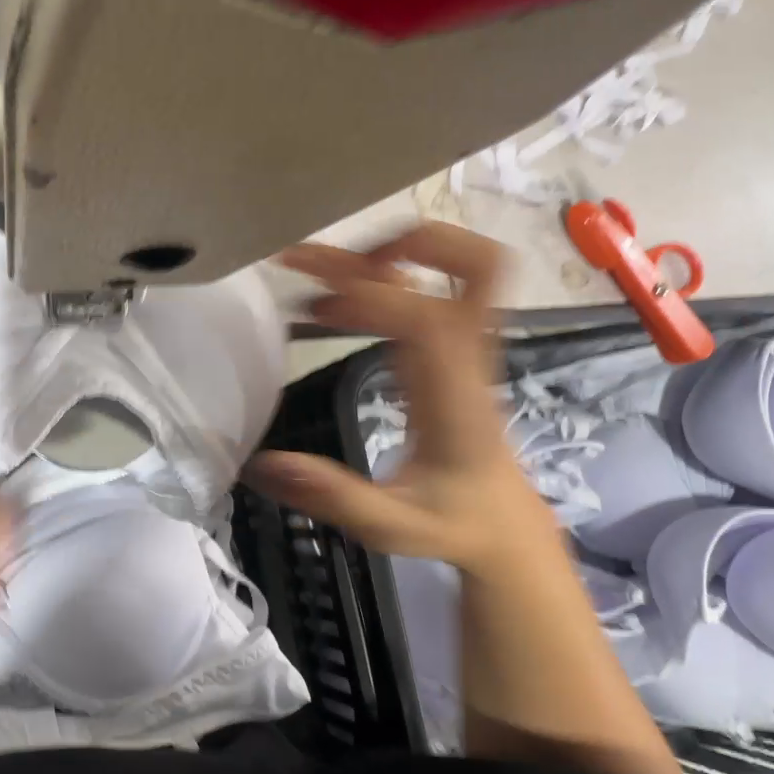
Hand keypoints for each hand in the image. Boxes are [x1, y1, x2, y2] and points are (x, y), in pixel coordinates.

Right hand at [243, 223, 558, 575]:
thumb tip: (264, 463)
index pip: (432, 318)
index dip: (376, 297)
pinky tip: (324, 306)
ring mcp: (464, 350)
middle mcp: (468, 358)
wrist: (508, 528)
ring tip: (306, 267)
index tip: (316, 306)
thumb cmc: (454, 525)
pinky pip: (428, 293)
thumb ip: (336, 497)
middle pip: (469, 267)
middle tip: (313, 260)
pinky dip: (379, 281)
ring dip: (383, 254)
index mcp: (457, 396)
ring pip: (450, 270)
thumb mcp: (392, 526)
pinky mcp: (449, 352)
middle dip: (396, 244)